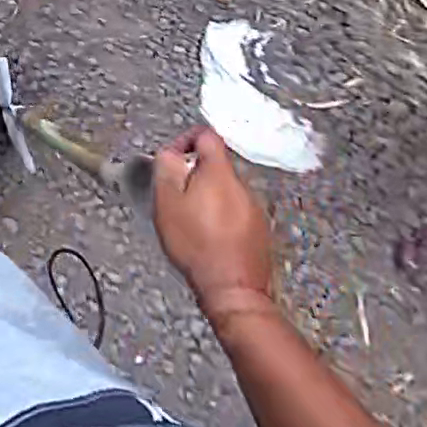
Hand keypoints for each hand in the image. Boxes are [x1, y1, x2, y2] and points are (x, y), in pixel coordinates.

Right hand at [152, 126, 275, 318]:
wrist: (232, 290)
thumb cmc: (195, 243)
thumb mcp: (166, 200)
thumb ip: (166, 167)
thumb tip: (171, 152)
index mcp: (219, 173)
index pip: (207, 136)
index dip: (186, 139)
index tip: (173, 159)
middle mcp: (242, 186)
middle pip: (216, 164)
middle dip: (194, 172)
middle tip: (176, 194)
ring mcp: (255, 209)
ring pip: (226, 187)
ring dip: (208, 194)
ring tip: (191, 217)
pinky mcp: (260, 230)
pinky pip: (237, 208)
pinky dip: (222, 213)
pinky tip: (209, 234)